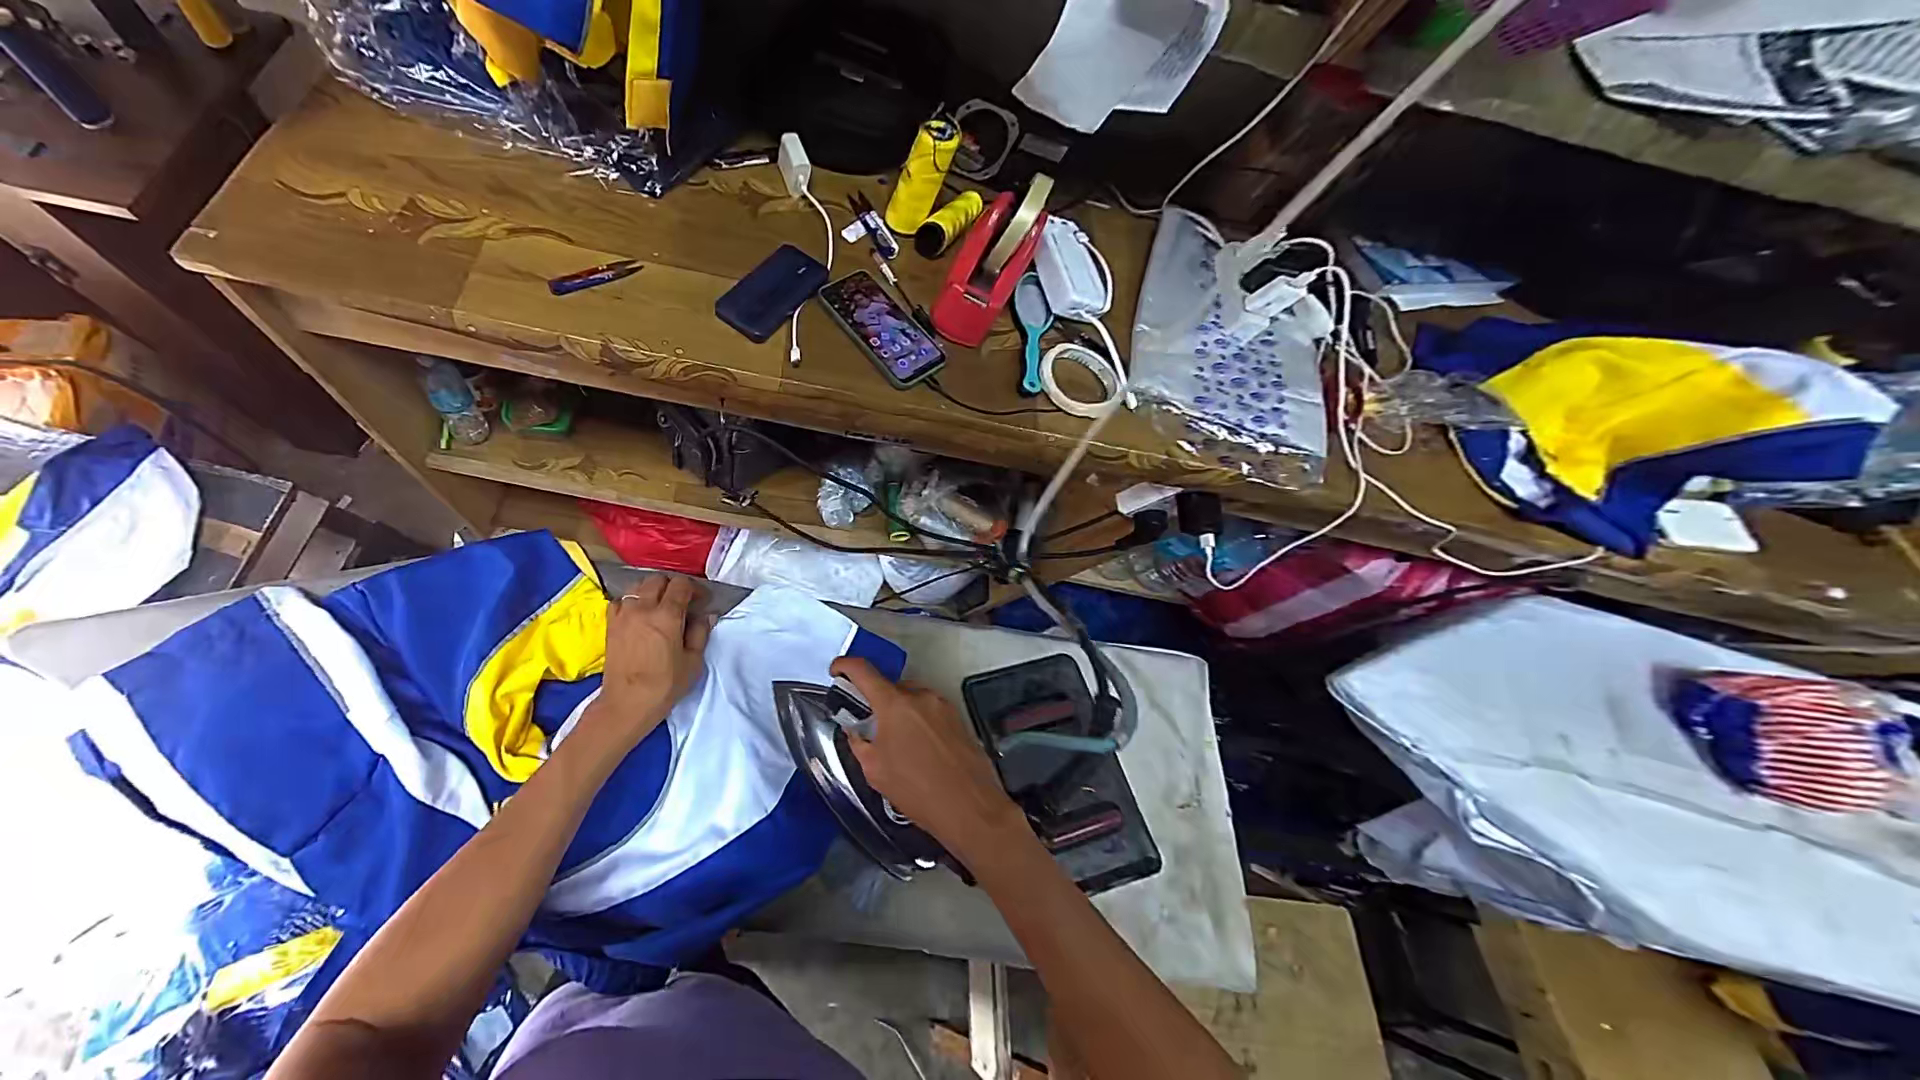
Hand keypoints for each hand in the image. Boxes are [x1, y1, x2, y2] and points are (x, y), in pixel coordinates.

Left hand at [585, 575, 711, 750]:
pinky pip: (620, 601)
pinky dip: (631, 601)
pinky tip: (638, 613)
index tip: (701, 601)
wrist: (627, 703)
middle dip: (673, 586)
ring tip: (660, 605)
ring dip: (652, 591)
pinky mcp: (610, 625)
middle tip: (682, 601)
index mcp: (667, 615)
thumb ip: (700, 633)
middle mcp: (642, 608)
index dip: (694, 589)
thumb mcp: (693, 661)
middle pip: (658, 580)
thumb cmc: (665, 684)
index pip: (681, 585)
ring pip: (637, 587)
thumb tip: (705, 615)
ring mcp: (623, 615)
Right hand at [830, 657, 1023, 860]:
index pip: (864, 671)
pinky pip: (930, 711)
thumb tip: (856, 732)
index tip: (837, 671)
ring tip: (899, 747)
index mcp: (895, 704)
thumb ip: (859, 743)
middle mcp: (922, 697)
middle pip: (890, 687)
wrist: (969, 806)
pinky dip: (919, 722)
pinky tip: (920, 751)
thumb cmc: (918, 790)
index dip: (845, 666)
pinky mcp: (959, 718)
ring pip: (912, 699)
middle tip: (870, 729)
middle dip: (877, 704)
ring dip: (900, 714)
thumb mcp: (875, 770)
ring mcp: (943, 705)